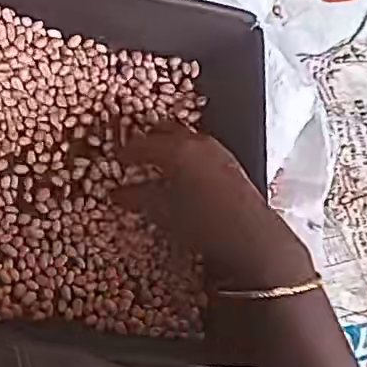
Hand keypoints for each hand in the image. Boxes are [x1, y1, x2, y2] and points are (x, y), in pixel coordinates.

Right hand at [116, 127, 313, 288]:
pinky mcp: (229, 162)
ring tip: (156, 165)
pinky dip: (185, 156)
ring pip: (185, 138)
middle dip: (148, 141)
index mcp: (177, 150)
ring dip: (168, 147)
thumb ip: (139, 198)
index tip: (117, 159)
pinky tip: (181, 174)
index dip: (127, 152)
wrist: (250, 235)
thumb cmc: (202, 222)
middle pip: (165, 131)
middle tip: (134, 156)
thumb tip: (118, 194)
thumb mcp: (164, 211)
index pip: (142, 144)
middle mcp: (197, 143)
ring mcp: (216, 151)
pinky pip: (199, 150)